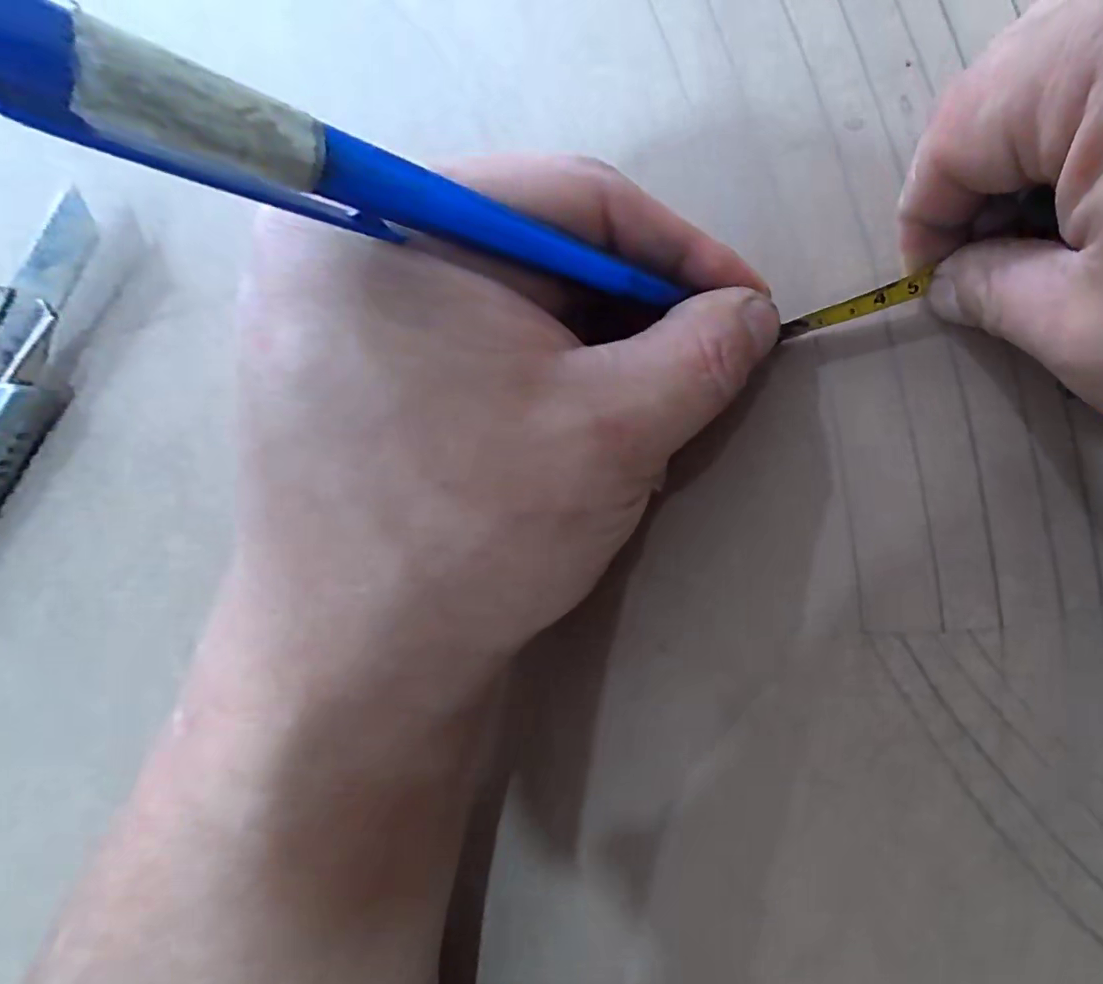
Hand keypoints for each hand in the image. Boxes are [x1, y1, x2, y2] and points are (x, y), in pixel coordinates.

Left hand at [226, 155, 778, 712]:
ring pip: (523, 302)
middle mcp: (351, 247)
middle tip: (710, 362)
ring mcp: (348, 316)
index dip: (685, 249)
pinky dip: (559, 375)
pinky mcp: (362, 376)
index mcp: (388, 221)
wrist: (364, 665)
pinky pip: (489, 345)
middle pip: (547, 247)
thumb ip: (704, 354)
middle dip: (646, 307)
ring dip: (608, 348)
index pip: (578, 198)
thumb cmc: (481, 531)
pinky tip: (589, 428)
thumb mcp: (618, 431)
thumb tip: (754, 310)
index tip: (751, 304)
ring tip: (655, 408)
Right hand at [900, 0, 1102, 479]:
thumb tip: (945, 277)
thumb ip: (993, 293)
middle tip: (1011, 275)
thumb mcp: (1095, 339)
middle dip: (1002, 189)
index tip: (932, 281)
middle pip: (1034, 83)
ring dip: (1079, 162)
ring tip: (1094, 251)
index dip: (927, 215)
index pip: (959, 123)